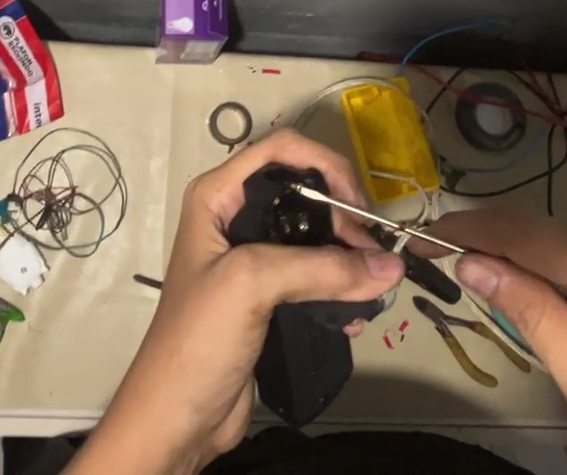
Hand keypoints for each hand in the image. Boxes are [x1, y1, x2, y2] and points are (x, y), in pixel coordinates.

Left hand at [70, 131, 405, 474]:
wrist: (176, 416)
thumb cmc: (199, 336)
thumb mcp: (252, 284)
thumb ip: (321, 268)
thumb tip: (390, 266)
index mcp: (218, 194)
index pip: (280, 150)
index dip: (324, 164)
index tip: (358, 203)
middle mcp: (236, 215)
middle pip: (304, 192)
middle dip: (343, 218)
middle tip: (373, 256)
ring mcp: (253, 254)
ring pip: (314, 234)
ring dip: (347, 255)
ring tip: (373, 287)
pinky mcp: (269, 293)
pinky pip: (316, 273)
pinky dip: (340, 285)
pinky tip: (356, 313)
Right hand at [424, 207, 566, 474]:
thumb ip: (540, 326)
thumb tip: (472, 264)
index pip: (521, 231)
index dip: (461, 229)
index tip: (410, 241)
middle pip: (531, 228)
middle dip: (483, 249)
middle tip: (440, 282)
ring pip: (549, 237)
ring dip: (517, 266)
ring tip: (514, 322)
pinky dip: (546, 272)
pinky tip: (559, 320)